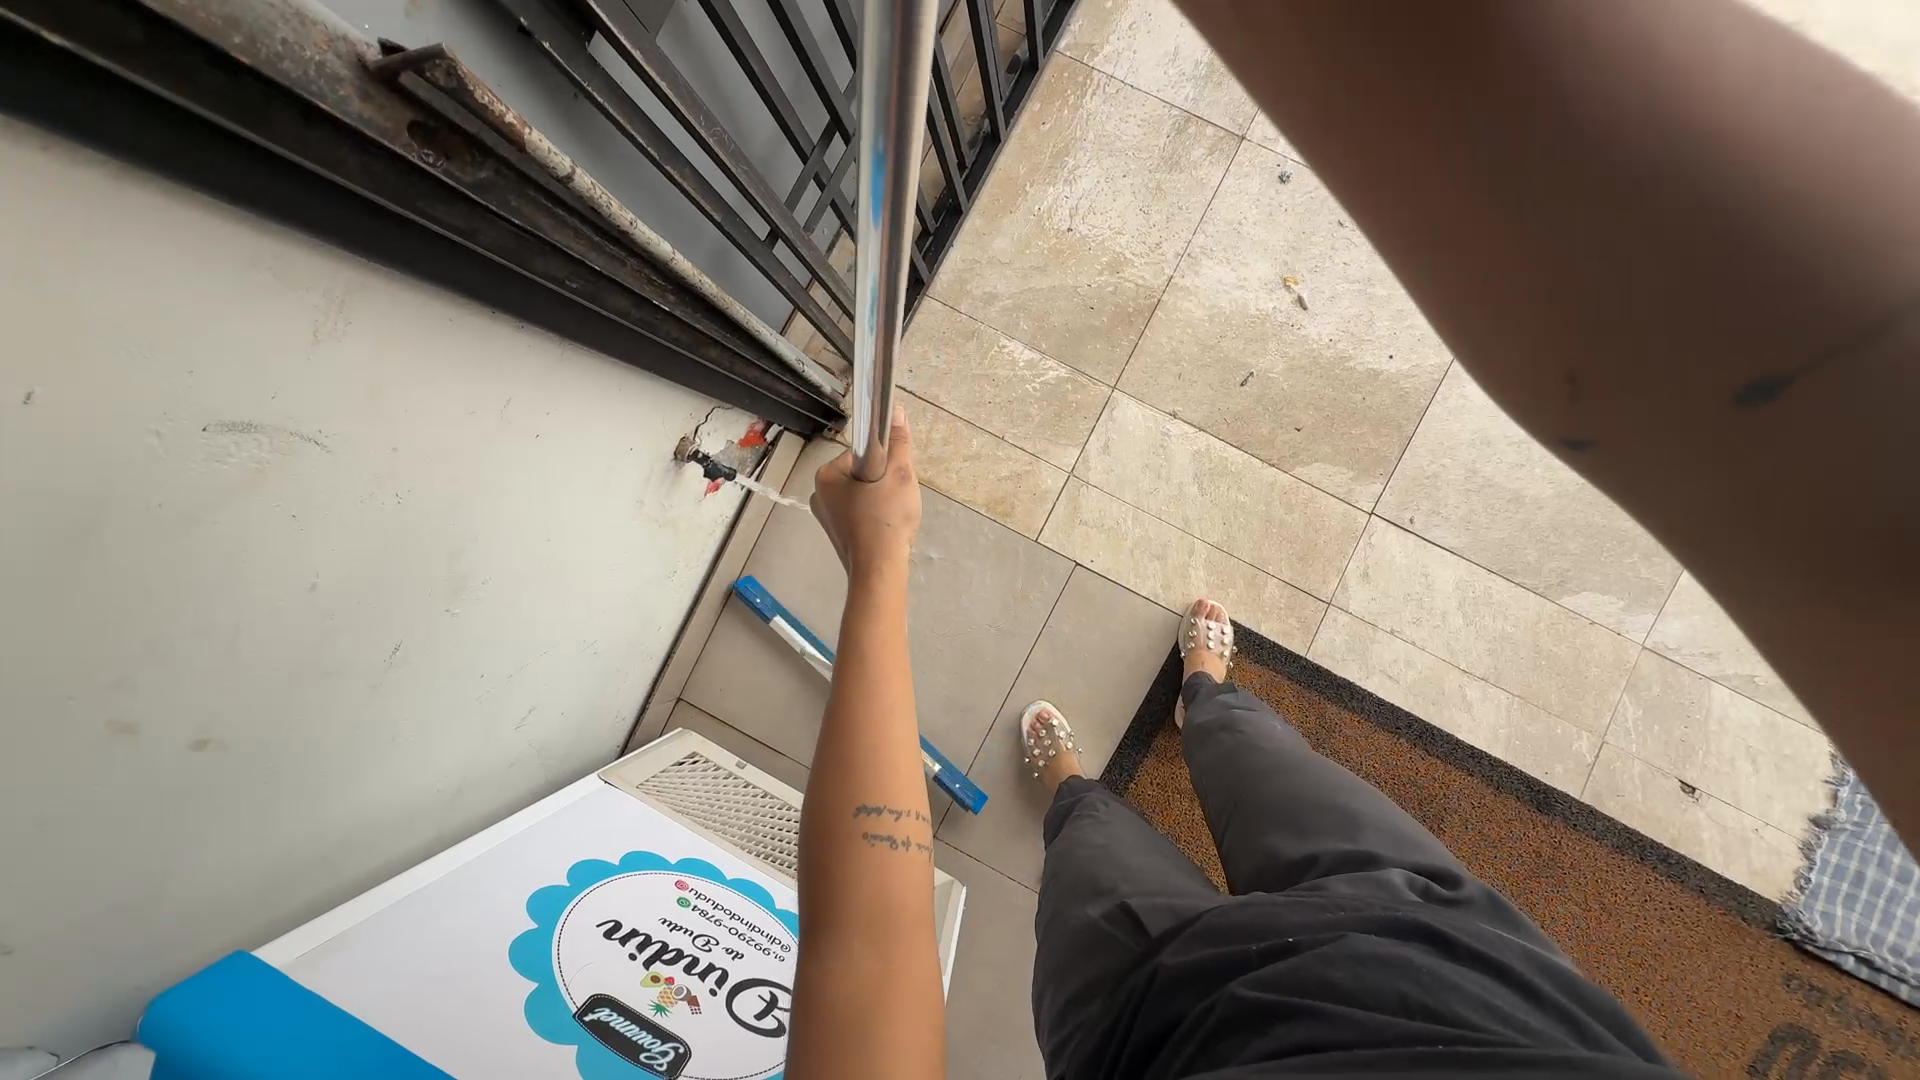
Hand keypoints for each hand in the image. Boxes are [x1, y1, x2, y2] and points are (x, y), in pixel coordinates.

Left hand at [811, 405, 920, 575]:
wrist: (880, 568)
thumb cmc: (887, 518)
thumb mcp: (899, 474)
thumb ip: (898, 442)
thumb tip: (895, 411)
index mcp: (826, 475)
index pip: (860, 454)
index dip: (883, 463)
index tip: (893, 478)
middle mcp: (819, 494)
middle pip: (860, 475)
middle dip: (881, 482)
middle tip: (896, 497)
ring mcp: (825, 517)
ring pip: (860, 495)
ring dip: (879, 500)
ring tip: (893, 515)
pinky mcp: (835, 535)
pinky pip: (858, 515)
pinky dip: (873, 517)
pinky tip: (885, 528)